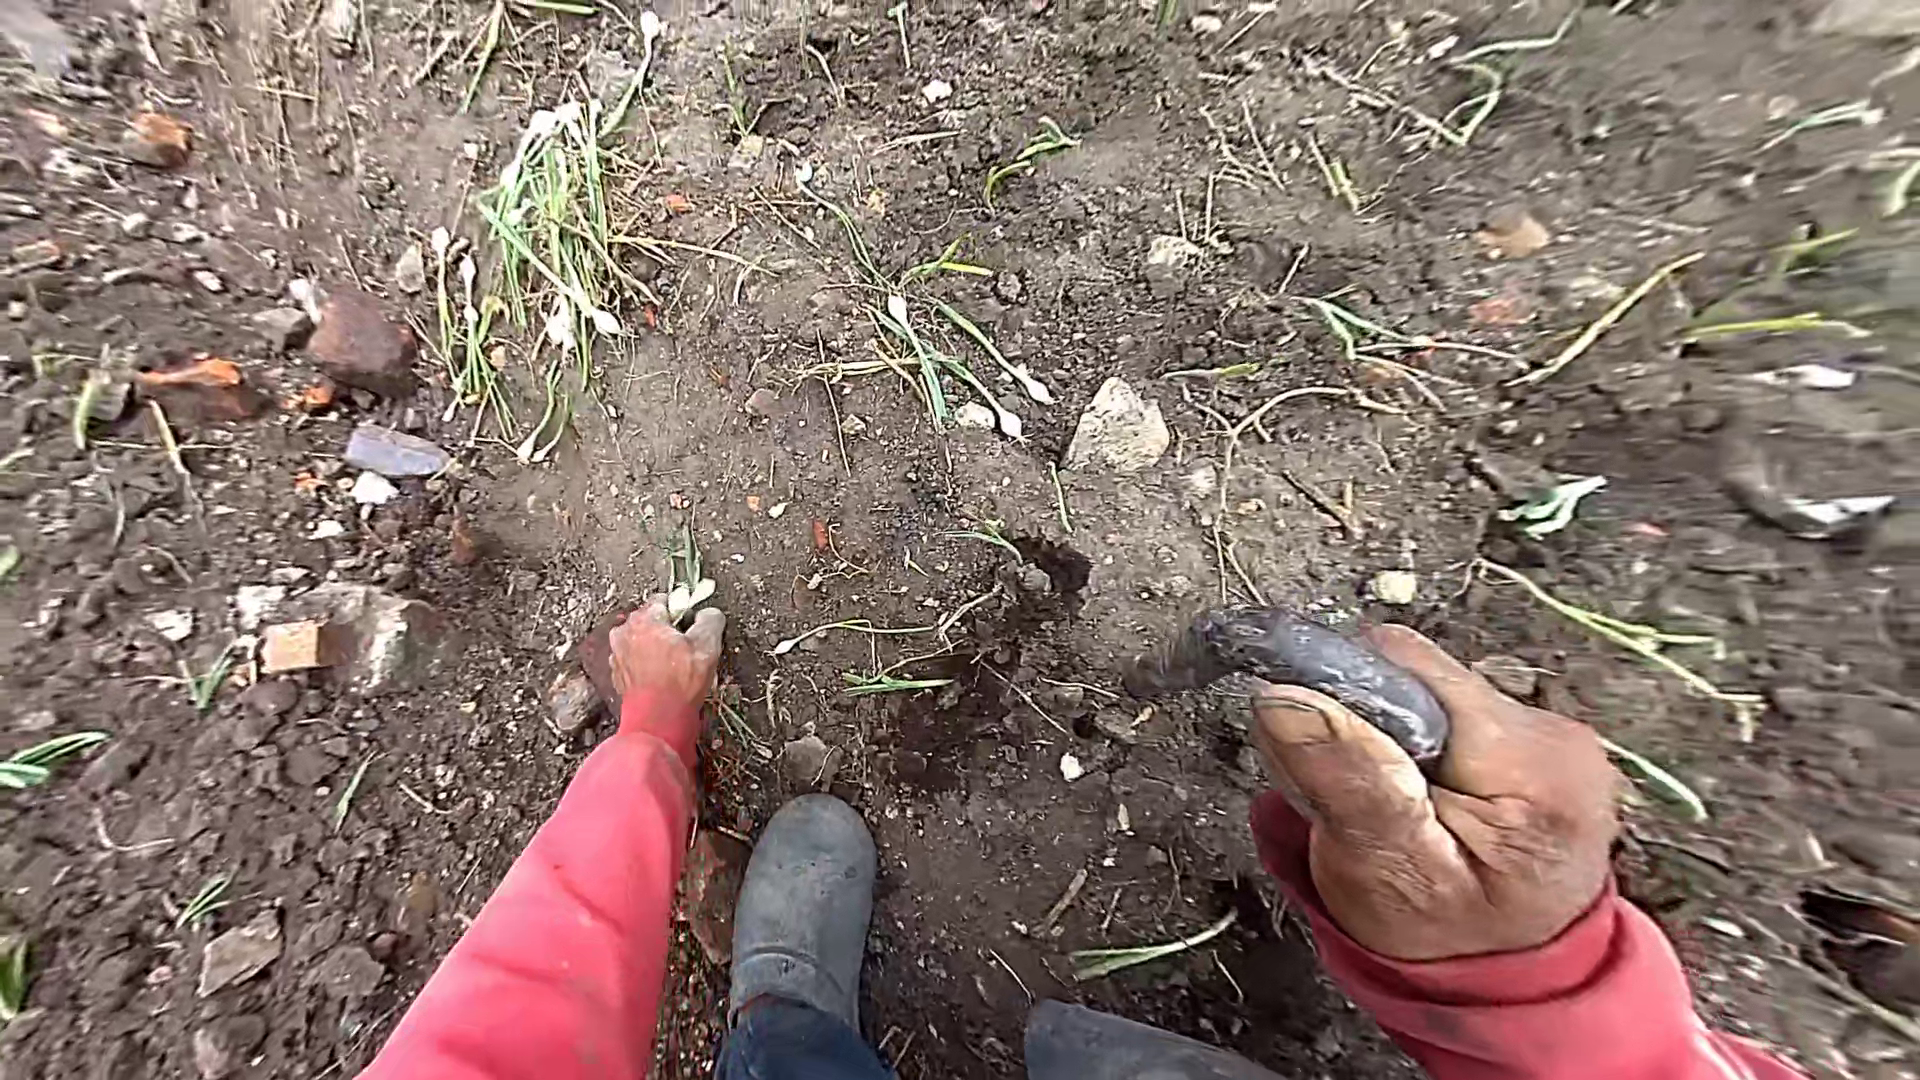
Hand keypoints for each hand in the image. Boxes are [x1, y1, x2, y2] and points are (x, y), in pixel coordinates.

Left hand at [609, 597, 725, 716]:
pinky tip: (666, 676)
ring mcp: (618, 654)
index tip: (696, 626)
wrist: (658, 721)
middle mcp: (624, 633)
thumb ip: (711, 619)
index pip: (666, 601)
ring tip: (678, 665)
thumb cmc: (680, 682)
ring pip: (646, 640)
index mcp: (643, 620)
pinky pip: (639, 659)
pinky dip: (651, 663)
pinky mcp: (619, 674)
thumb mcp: (708, 644)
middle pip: (654, 620)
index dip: (685, 612)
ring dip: (660, 647)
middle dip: (671, 630)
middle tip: (690, 648)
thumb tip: (709, 614)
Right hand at [1251, 625, 1616, 960]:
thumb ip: (1344, 778)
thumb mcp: (1382, 866)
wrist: (1493, 975)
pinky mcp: (1508, 733)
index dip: (1340, 695)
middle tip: (1341, 786)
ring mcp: (1532, 729)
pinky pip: (1415, 703)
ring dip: (1360, 727)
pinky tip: (1387, 782)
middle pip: (1398, 672)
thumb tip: (1283, 696)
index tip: (1322, 753)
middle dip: (1349, 716)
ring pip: (1399, 684)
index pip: (1397, 665)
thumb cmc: (1441, 932)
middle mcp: (1545, 730)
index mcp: (1530, 760)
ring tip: (1364, 791)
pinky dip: (1381, 735)